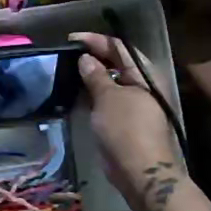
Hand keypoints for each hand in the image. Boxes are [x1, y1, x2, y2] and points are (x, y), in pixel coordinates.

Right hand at [71, 33, 185, 210]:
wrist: (139, 171)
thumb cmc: (126, 129)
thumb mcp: (109, 98)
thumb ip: (97, 76)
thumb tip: (86, 59)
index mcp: (143, 75)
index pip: (119, 48)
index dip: (96, 40)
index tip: (72, 38)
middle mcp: (140, 87)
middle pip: (115, 65)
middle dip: (92, 57)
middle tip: (67, 54)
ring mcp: (132, 107)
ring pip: (109, 85)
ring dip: (90, 78)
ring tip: (67, 72)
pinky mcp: (123, 124)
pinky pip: (105, 103)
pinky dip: (92, 97)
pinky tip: (75, 96)